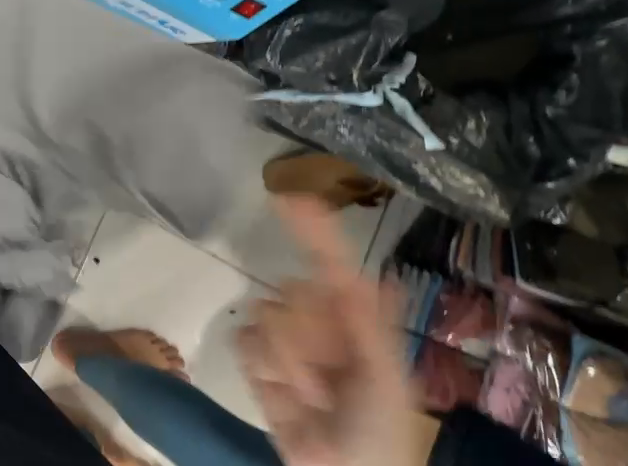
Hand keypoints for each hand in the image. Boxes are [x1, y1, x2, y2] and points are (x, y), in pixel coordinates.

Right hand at [237, 197, 429, 465]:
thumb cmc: (378, 431)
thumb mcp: (384, 377)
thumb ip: (369, 323)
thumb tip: (372, 270)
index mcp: (355, 322)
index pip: (331, 265)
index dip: (312, 231)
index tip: (289, 197)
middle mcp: (318, 321)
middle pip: (293, 291)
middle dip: (308, 331)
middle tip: (331, 369)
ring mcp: (284, 338)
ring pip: (265, 314)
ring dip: (288, 358)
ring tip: (311, 395)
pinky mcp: (254, 356)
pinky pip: (244, 336)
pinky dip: (264, 366)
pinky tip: (283, 392)